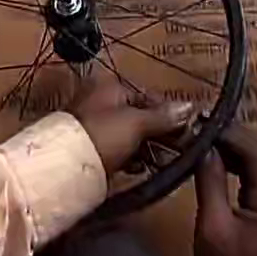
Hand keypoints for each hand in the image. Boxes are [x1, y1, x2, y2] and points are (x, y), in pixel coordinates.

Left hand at [69, 81, 195, 175]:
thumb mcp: (136, 123)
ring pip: (129, 134)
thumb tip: (190, 106)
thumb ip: (163, 117)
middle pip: (139, 116)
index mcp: (109, 87)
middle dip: (160, 134)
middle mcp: (100, 101)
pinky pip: (118, 149)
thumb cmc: (103, 134)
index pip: (147, 97)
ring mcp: (94, 124)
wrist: (66, 165)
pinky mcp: (90, 146)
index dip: (168, 114)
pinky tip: (142, 168)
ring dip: (148, 148)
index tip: (188, 131)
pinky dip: (132, 157)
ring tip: (165, 163)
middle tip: (181, 150)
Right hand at [193, 126, 256, 255]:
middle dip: (233, 133)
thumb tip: (202, 145)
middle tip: (201, 128)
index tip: (199, 123)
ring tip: (207, 139)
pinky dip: (244, 158)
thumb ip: (210, 180)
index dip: (228, 132)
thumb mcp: (212, 225)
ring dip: (239, 143)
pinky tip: (222, 158)